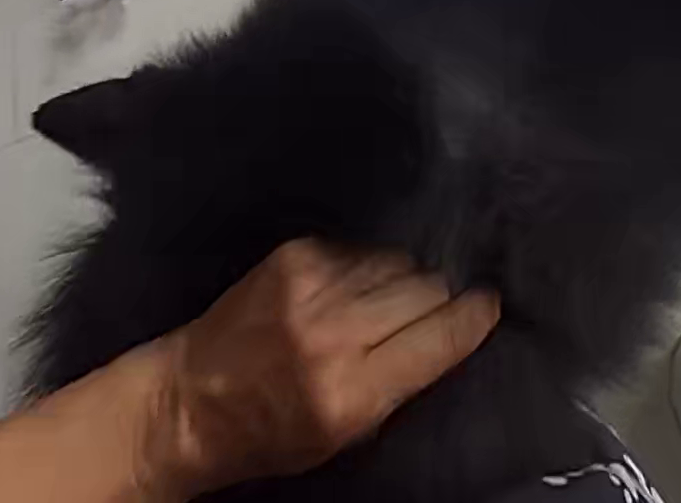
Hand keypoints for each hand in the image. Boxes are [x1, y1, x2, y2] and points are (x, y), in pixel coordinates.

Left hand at [140, 239, 499, 497]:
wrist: (191, 399)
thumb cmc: (275, 431)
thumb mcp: (349, 432)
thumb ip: (405, 379)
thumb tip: (456, 323)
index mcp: (350, 391)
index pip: (442, 335)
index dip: (475, 315)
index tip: (489, 303)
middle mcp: (335, 331)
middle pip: (427, 285)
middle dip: (435, 297)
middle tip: (419, 313)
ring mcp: (314, 284)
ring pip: (399, 260)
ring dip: (400, 279)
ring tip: (377, 302)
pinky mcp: (299, 252)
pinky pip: (364, 248)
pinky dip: (366, 267)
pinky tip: (343, 289)